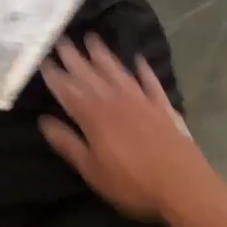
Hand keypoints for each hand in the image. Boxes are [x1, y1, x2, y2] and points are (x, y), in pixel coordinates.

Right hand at [38, 35, 222, 221]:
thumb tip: (44, 121)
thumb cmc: (132, 183)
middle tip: (62, 39)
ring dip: (104, 55)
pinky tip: (139, 60)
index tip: (43, 59)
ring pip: (118, 72)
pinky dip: (144, 70)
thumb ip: (67, 143)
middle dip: (74, 57)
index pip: (68, 90)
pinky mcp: (163, 107)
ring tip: (92, 38)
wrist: (184, 188)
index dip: (54, 75)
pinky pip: (150, 83)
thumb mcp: (91, 170)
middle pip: (90, 74)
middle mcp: (115, 101)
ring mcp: (141, 101)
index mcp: (93, 116)